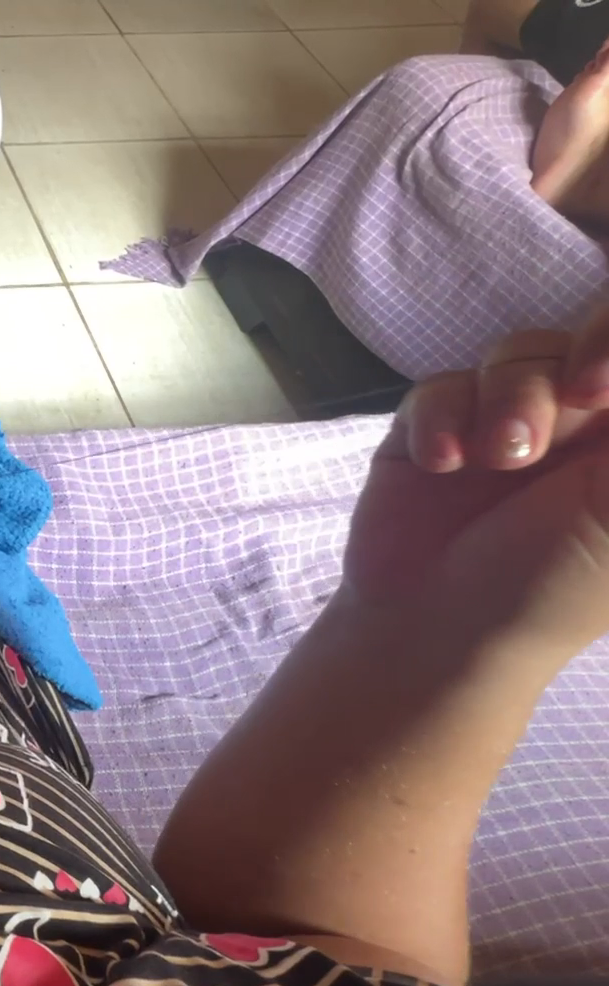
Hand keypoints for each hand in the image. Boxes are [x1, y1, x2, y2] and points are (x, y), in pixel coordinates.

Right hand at [344, 327, 608, 662]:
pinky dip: (437, 419)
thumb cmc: (557, 581)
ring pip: (514, 354)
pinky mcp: (429, 431)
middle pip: (589, 330)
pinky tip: (442, 465)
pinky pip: (436, 387)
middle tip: (575, 402)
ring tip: (493, 461)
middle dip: (576, 360)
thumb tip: (607, 366)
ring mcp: (503, 420)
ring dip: (504, 402)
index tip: (605, 390)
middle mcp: (587, 416)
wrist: (436, 619)